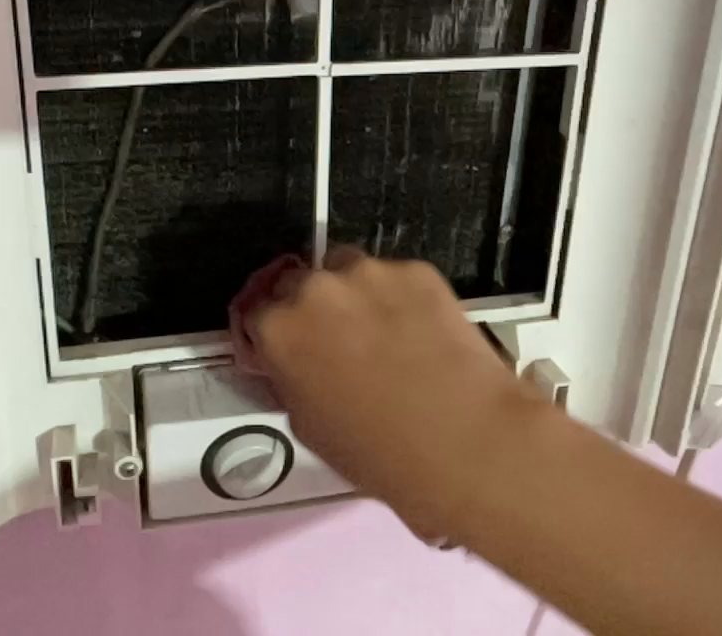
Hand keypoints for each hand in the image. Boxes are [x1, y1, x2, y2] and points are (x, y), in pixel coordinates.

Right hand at [243, 248, 537, 537]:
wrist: (465, 439)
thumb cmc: (380, 452)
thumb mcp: (308, 426)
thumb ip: (290, 379)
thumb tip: (295, 364)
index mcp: (278, 329)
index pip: (257, 314)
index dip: (274, 334)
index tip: (290, 348)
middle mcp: (314, 288)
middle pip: (298, 283)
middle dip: (310, 308)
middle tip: (337, 341)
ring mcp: (367, 272)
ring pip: (347, 270)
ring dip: (354, 295)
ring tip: (385, 335)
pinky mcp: (415, 269)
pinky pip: (395, 278)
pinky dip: (401, 298)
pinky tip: (421, 334)